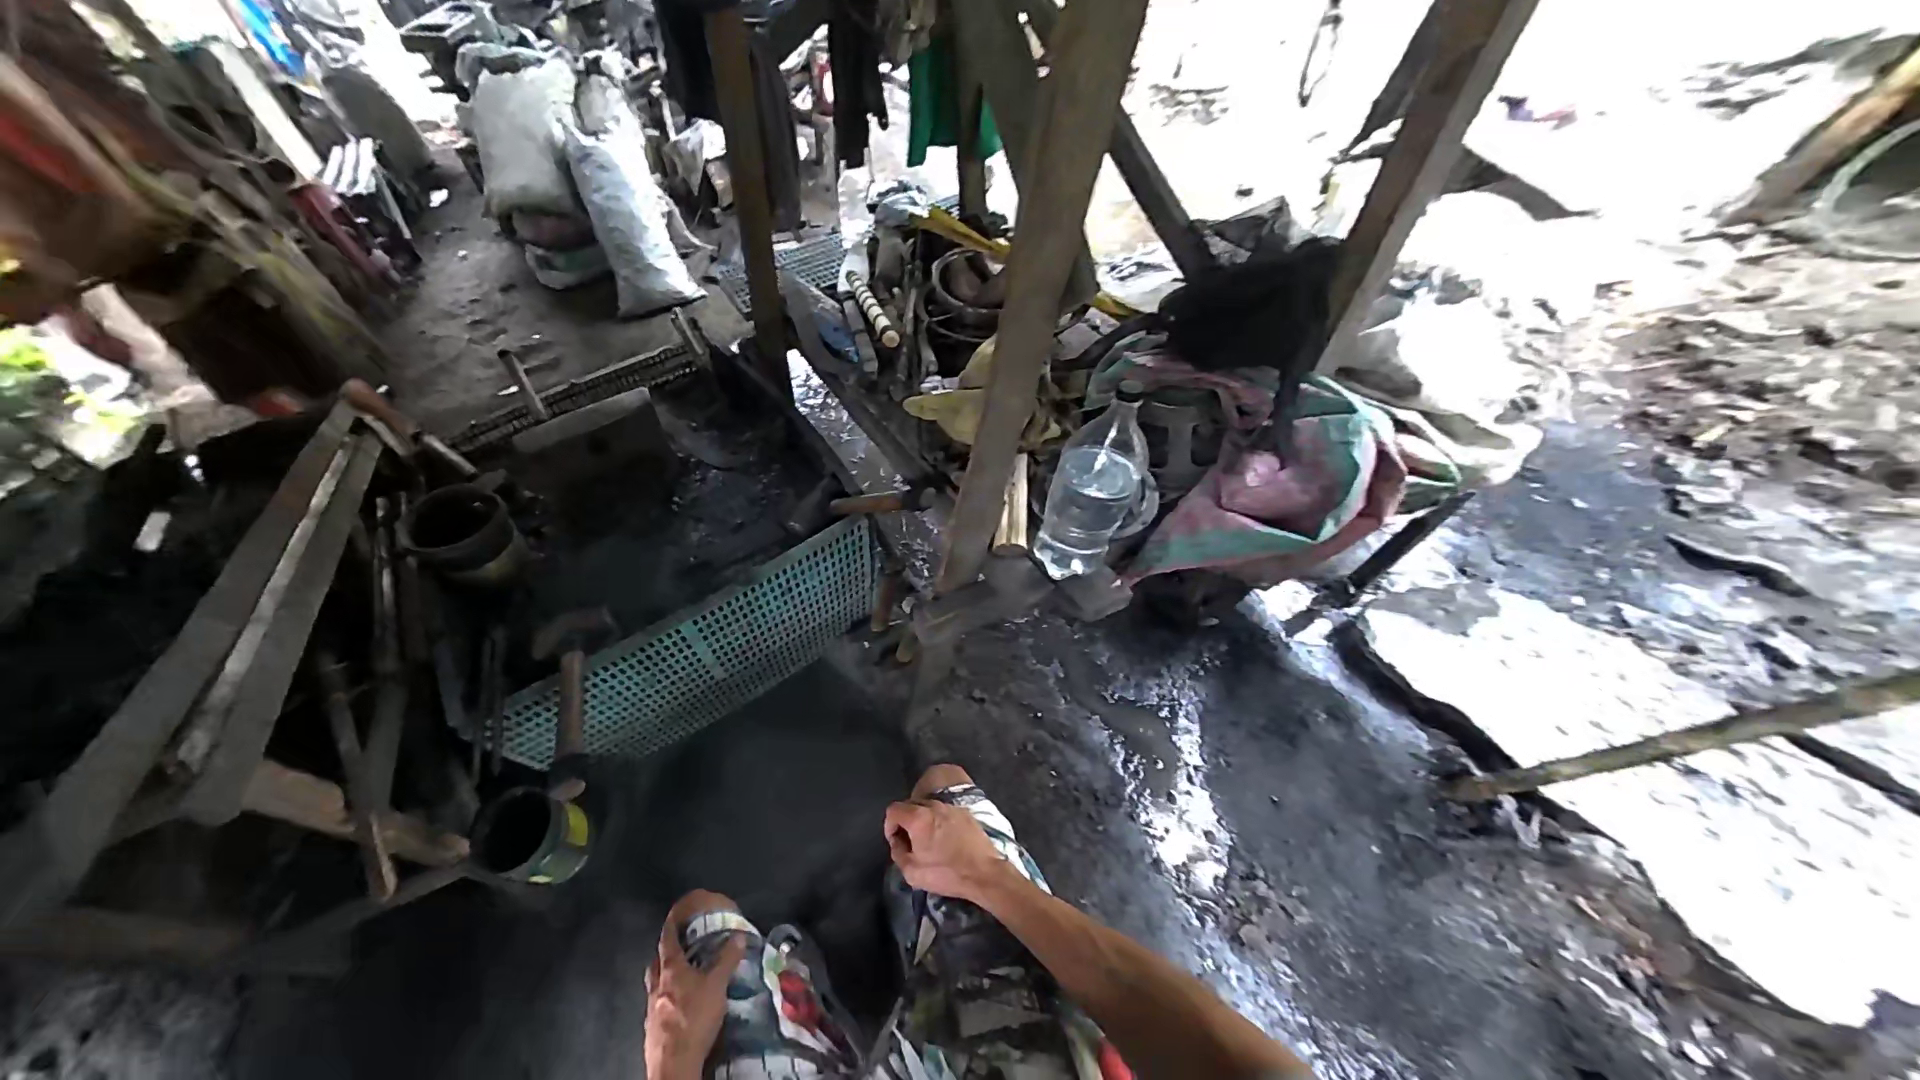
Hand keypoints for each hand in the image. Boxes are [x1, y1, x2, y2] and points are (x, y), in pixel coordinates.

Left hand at [644, 890, 747, 1079]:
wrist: (674, 1066)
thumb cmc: (695, 1018)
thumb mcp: (717, 986)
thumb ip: (727, 959)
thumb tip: (738, 935)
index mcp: (670, 970)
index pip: (667, 939)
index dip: (671, 924)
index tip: (676, 912)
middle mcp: (656, 986)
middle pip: (656, 962)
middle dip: (666, 951)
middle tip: (681, 945)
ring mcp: (651, 1009)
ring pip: (655, 984)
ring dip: (666, 976)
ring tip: (684, 975)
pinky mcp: (652, 1029)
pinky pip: (658, 1004)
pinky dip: (668, 998)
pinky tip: (681, 1005)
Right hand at [884, 799, 1016, 904]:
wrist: (984, 872)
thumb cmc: (946, 873)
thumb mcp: (912, 871)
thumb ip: (898, 852)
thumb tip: (897, 841)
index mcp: (918, 817)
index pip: (893, 809)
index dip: (889, 825)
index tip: (896, 841)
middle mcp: (934, 805)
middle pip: (910, 804)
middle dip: (905, 821)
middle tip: (910, 842)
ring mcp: (951, 807)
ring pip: (928, 806)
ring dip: (923, 819)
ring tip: (928, 841)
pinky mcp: (965, 812)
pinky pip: (944, 811)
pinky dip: (939, 820)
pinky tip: (945, 839)